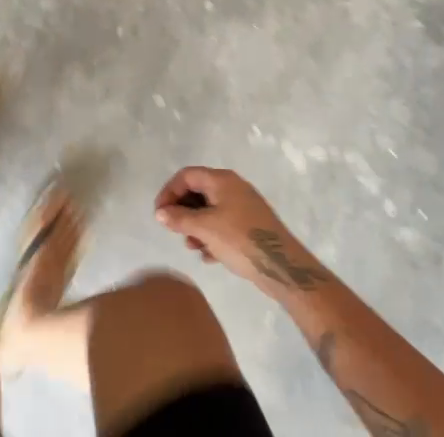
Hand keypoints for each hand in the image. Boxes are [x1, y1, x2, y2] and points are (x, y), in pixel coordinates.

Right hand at [154, 166, 325, 292]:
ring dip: (195, 227)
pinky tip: (208, 256)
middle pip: (197, 193)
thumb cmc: (240, 240)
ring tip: (192, 246)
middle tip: (174, 230)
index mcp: (222, 180)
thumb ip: (179, 218)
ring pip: (209, 211)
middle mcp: (233, 188)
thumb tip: (160, 213)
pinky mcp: (250, 226)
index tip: (160, 213)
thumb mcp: (204, 228)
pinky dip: (211, 236)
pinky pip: (223, 225)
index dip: (169, 192)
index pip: (186, 176)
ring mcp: (244, 207)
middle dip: (182, 212)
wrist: (283, 268)